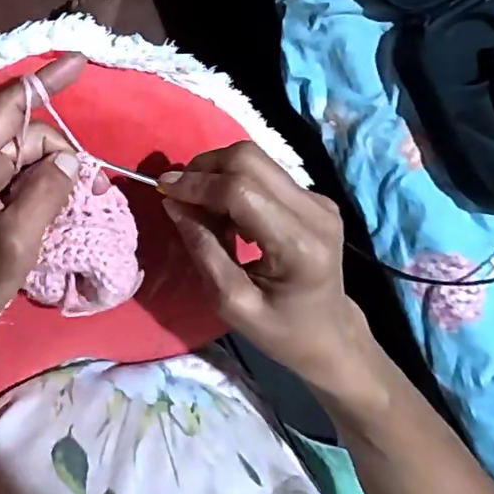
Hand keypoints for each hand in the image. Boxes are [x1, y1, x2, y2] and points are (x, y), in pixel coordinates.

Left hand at [0, 55, 86, 357]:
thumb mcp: (18, 235)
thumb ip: (48, 189)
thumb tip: (72, 160)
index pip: (12, 104)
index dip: (46, 82)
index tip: (79, 60)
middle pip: (28, 135)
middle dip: (65, 152)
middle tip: (97, 187)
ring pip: (30, 158)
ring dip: (60, 172)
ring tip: (88, 199)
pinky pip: (24, 179)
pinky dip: (48, 187)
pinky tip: (67, 204)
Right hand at [159, 142, 382, 400]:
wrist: (329, 334)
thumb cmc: (280, 329)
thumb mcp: (231, 302)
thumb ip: (202, 250)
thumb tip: (174, 203)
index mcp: (299, 245)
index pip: (241, 190)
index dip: (197, 184)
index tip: (164, 190)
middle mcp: (315, 212)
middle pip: (249, 159)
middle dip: (205, 168)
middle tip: (179, 193)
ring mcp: (318, 201)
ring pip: (255, 159)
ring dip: (217, 173)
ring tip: (199, 205)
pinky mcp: (314, 197)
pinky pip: (264, 172)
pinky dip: (233, 182)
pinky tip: (224, 212)